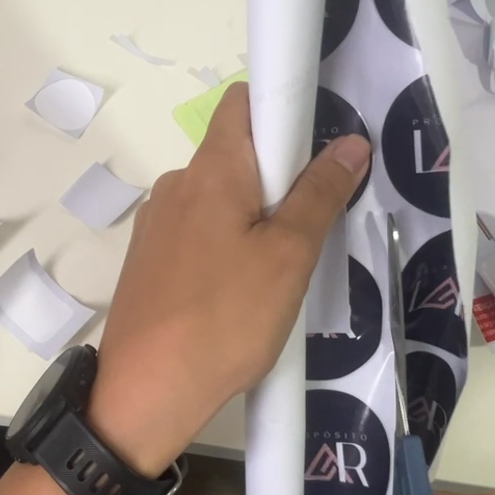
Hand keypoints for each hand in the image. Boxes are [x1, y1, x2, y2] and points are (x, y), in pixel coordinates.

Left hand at [86, 83, 369, 474]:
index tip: (321, 139)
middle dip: (280, 173)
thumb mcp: (288, 256)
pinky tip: (244, 288)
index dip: (283, 107)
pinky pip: (200, 231)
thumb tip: (350, 142)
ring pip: (219, 197)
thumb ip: (319, 194)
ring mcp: (158, 224)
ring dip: (256, 214)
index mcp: (210, 168)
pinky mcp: (150, 260)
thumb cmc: (224, 318)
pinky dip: (228, 242)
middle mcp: (177, 184)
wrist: (145, 392)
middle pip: (236, 152)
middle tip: (317, 218)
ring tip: (286, 264)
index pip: (243, 101)